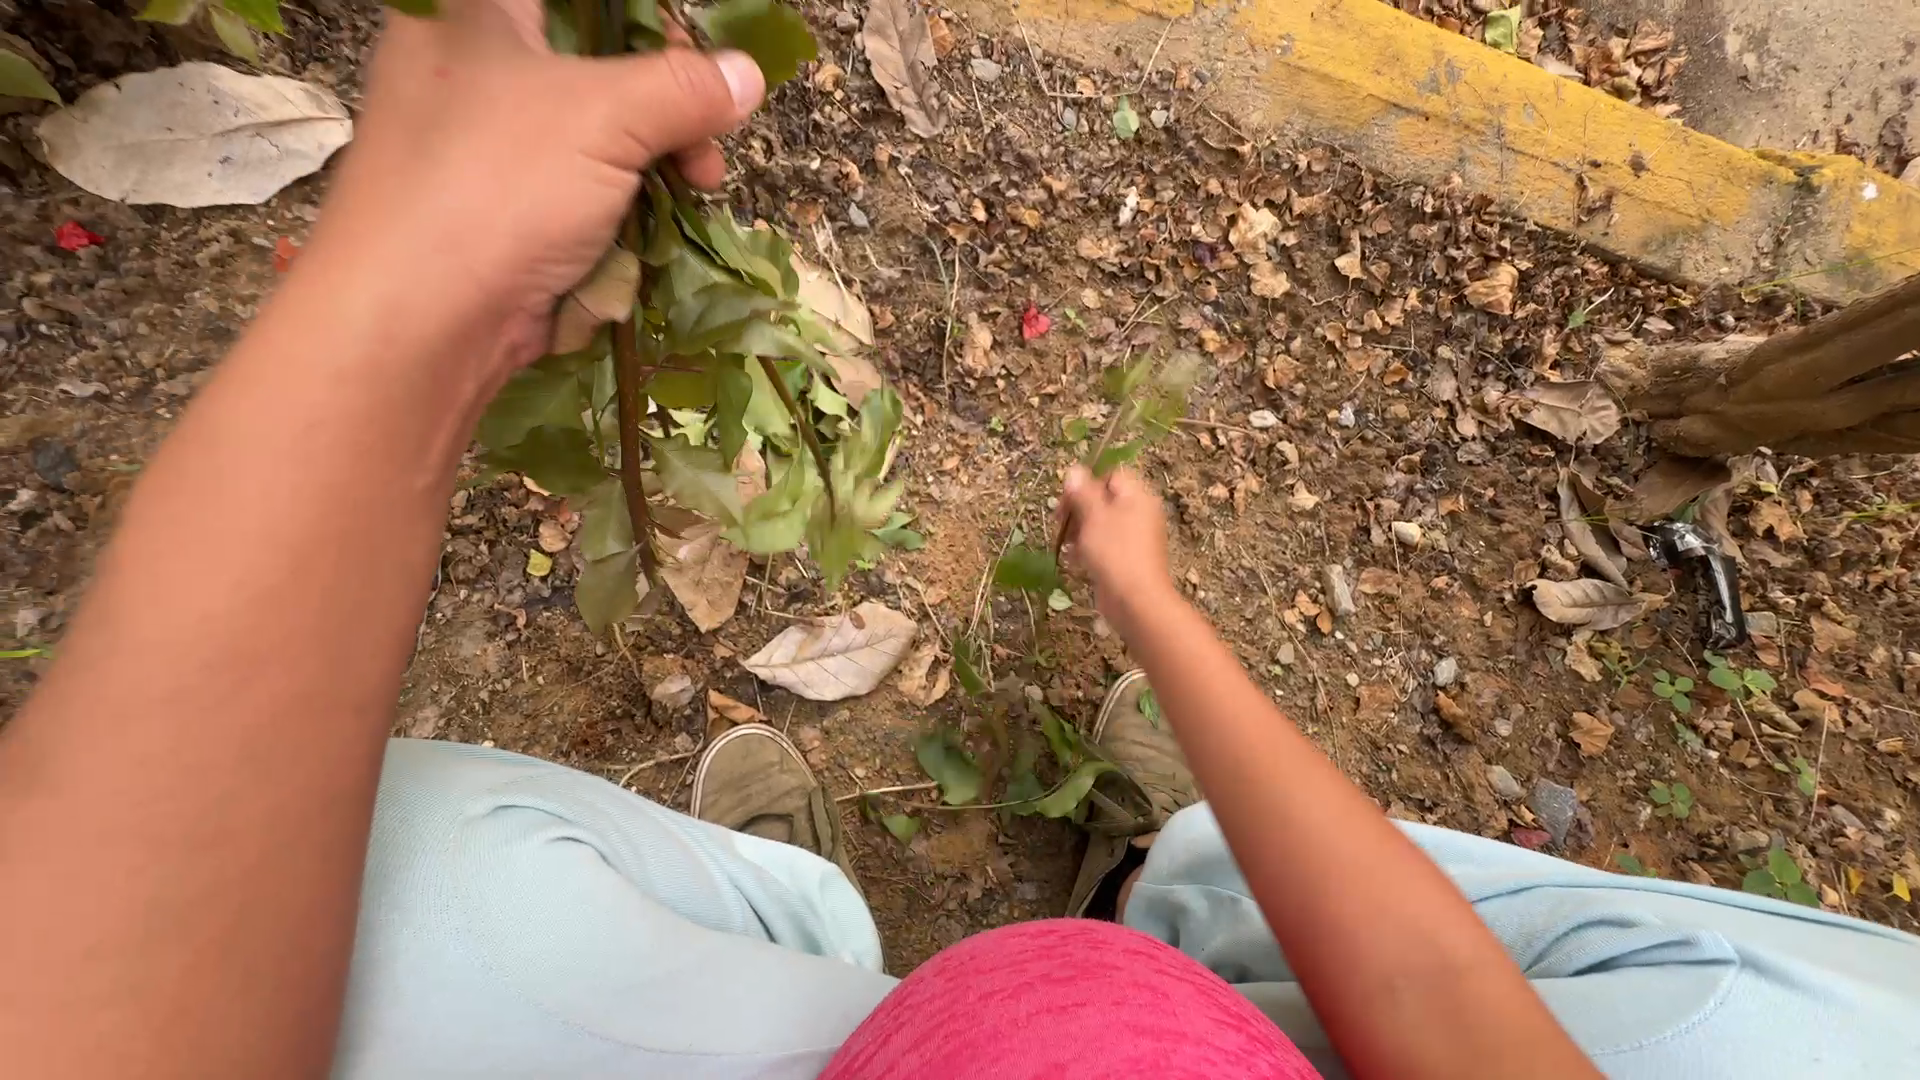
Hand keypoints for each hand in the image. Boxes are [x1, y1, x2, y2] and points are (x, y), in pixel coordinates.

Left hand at [296, 0, 764, 378]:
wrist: (427, 313)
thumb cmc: (499, 186)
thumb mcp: (603, 117)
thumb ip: (682, 89)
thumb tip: (750, 73)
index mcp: (481, 10)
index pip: (588, 1)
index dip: (651, 24)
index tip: (699, 64)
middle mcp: (485, 66)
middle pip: (604, 67)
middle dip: (670, 110)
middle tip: (704, 148)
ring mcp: (499, 143)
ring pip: (605, 137)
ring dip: (658, 167)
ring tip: (693, 194)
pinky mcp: (516, 207)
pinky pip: (590, 189)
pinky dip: (628, 207)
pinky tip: (653, 228)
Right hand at [1056, 466, 1176, 627]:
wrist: (1134, 600)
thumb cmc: (1115, 552)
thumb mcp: (1094, 515)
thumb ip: (1083, 491)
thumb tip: (1074, 470)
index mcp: (1137, 497)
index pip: (1111, 476)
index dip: (1087, 483)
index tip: (1067, 498)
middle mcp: (1139, 514)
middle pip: (1104, 499)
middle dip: (1079, 508)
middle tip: (1061, 521)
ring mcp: (1133, 538)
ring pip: (1101, 523)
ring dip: (1079, 530)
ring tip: (1066, 543)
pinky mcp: (1125, 559)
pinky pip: (1104, 545)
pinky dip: (1088, 548)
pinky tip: (1074, 559)